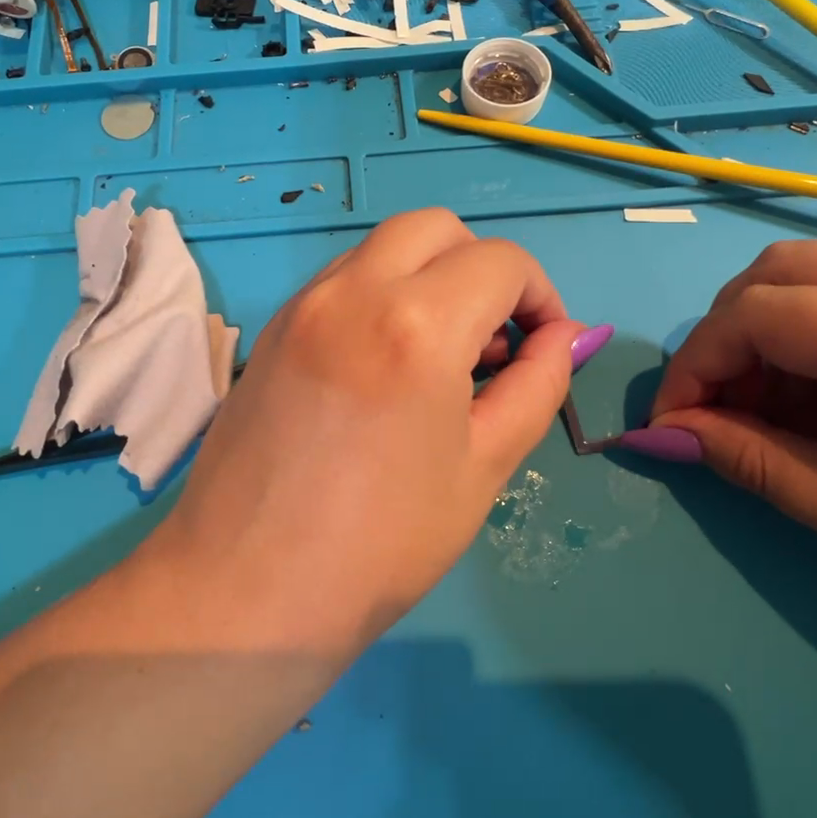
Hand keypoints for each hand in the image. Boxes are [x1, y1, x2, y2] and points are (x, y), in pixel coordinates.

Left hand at [144, 209, 602, 649]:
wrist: (249, 589)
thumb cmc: (382, 543)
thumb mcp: (484, 465)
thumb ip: (537, 385)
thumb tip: (567, 336)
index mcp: (416, 323)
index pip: (501, 262)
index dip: (541, 297)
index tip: (544, 349)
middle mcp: (352, 291)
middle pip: (435, 228)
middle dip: (481, 268)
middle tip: (492, 341)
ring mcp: (301, 305)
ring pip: (381, 248)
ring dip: (427, 276)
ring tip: (439, 357)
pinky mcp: (270, 329)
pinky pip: (340, 281)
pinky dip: (379, 295)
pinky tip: (384, 367)